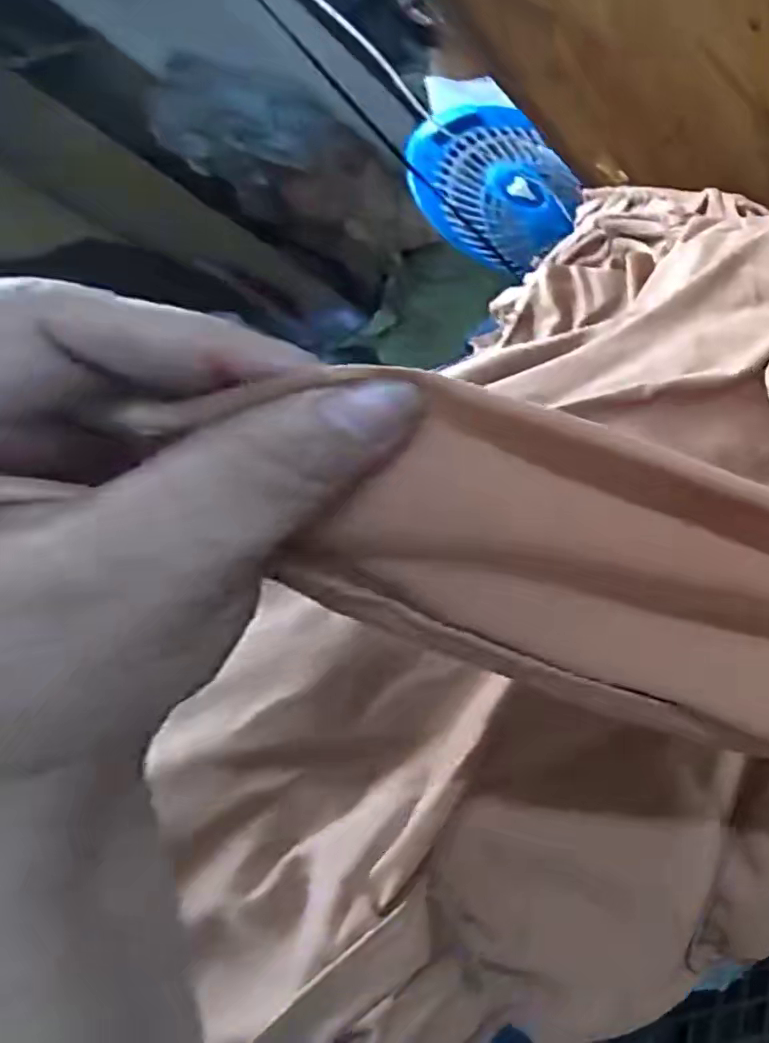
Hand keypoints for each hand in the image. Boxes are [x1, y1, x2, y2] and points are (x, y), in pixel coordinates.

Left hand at [0, 279, 421, 776]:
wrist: (8, 778)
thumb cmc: (40, 688)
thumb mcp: (156, 571)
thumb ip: (269, 474)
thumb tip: (396, 398)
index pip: (54, 323)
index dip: (209, 349)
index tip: (340, 397)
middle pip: (110, 351)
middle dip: (242, 389)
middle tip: (347, 425)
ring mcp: (2, 446)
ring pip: (149, 392)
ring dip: (252, 424)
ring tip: (328, 452)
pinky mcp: (59, 476)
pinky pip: (164, 435)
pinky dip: (241, 453)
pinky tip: (287, 479)